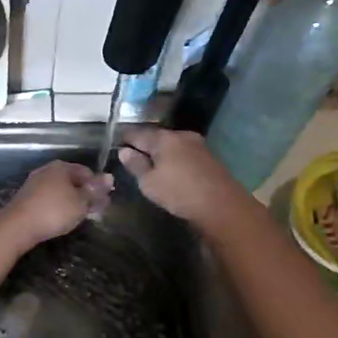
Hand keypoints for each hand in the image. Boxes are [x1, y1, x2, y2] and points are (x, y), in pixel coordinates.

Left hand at [0, 161, 113, 248]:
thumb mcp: (81, 202)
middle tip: (94, 211)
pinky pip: (48, 198)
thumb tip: (110, 176)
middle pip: (72, 180)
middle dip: (85, 194)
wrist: (17, 226)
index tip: (104, 202)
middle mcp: (47, 170)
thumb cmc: (54, 211)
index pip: (86, 172)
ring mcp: (34, 183)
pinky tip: (61, 218)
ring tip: (79, 217)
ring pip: (60, 190)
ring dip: (72, 201)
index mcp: (61, 167)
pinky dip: (58, 206)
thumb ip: (95, 190)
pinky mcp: (26, 198)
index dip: (98, 186)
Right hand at [116, 127, 246, 228]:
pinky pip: (184, 153)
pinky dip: (174, 158)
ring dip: (161, 152)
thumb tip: (124, 151)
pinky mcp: (208, 157)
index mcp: (163, 138)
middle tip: (132, 156)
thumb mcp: (149, 183)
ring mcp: (198, 145)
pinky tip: (171, 169)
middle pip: (157, 136)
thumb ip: (136, 165)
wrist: (221, 205)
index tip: (116, 144)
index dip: (125, 138)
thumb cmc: (179, 193)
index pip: (137, 133)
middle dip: (144, 144)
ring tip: (150, 164)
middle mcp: (181, 135)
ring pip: (172, 144)